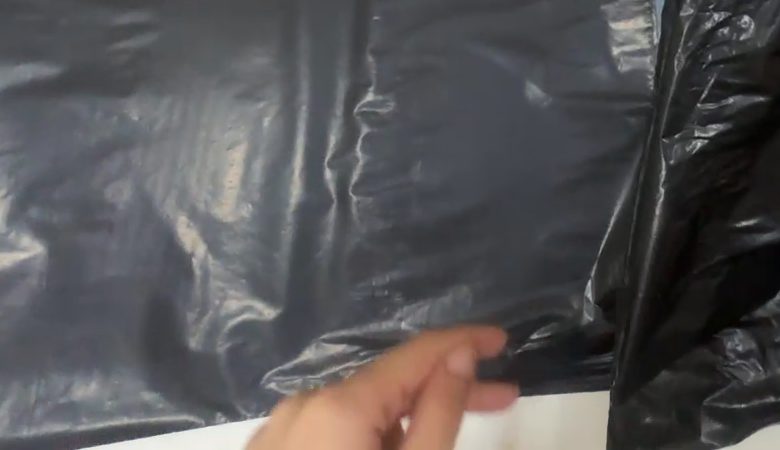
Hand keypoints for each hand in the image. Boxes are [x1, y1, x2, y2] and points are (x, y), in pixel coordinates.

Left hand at [248, 326, 517, 449]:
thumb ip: (443, 409)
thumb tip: (460, 354)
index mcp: (340, 405)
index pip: (420, 352)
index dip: (467, 341)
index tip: (503, 342)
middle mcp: (303, 407)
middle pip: (392, 381)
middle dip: (449, 386)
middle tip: (504, 399)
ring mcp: (275, 438)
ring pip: (363, 408)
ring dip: (412, 414)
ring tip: (447, 436)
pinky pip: (332, 433)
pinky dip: (372, 436)